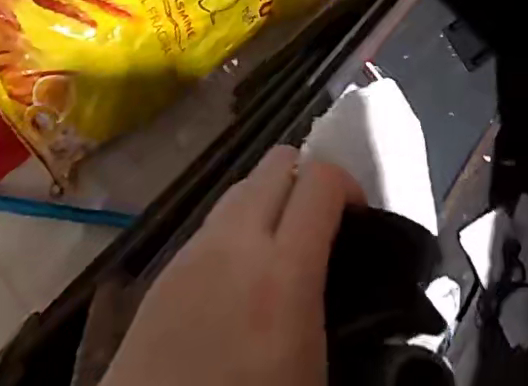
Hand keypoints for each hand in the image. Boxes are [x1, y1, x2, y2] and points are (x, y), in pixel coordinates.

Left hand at [101, 145, 364, 385]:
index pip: (319, 180)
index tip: (360, 217)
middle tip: (324, 226)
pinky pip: (211, 224)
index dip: (347, 185)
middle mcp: (234, 243)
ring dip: (270, 201)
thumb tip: (363, 296)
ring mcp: (192, 251)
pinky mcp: (164, 271)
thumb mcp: (316, 375)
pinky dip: (236, 230)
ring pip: (240, 188)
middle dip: (307, 179)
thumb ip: (337, 312)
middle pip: (276, 163)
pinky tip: (238, 280)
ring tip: (282, 253)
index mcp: (282, 274)